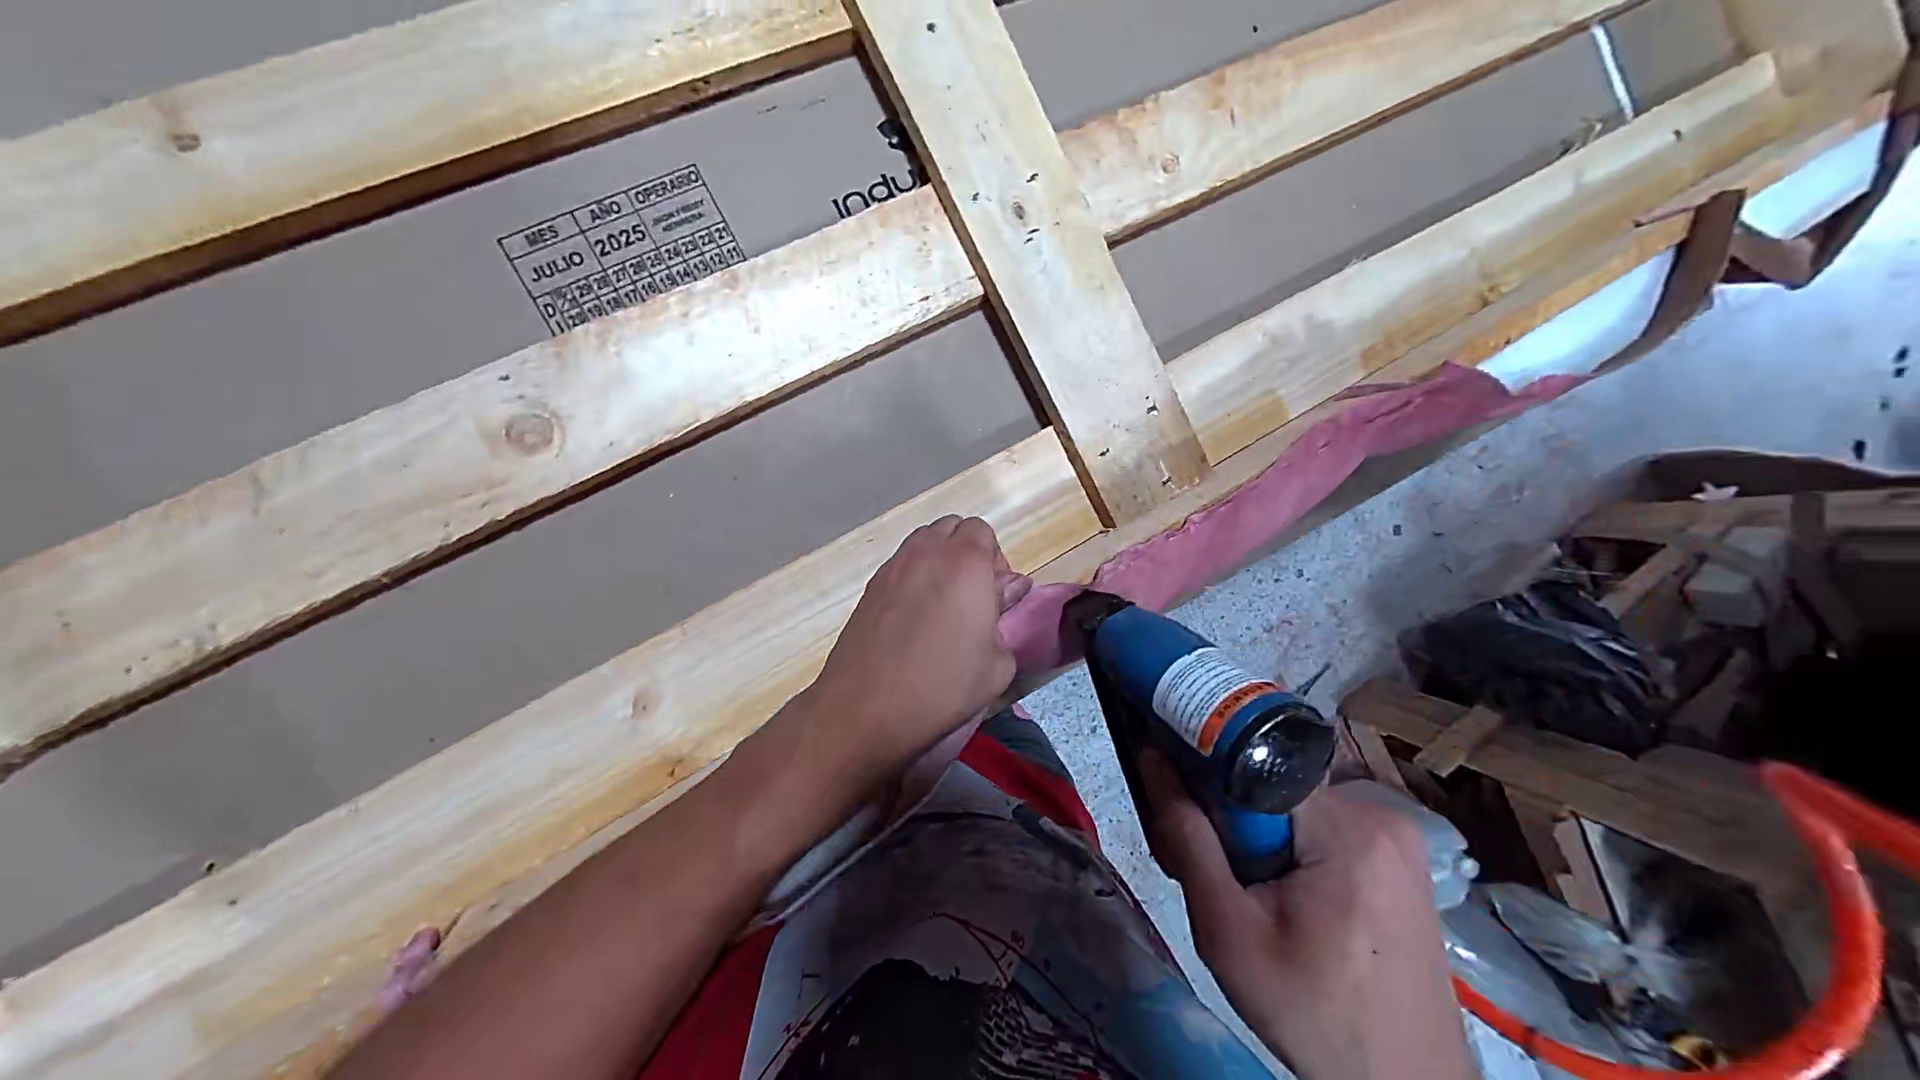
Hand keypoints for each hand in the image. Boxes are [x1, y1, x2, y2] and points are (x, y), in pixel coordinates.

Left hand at [801, 515, 1031, 783]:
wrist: (866, 708)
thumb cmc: (943, 687)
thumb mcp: (997, 663)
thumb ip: (1006, 614)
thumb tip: (1009, 588)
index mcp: (966, 561)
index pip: (983, 531)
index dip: (994, 560)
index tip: (995, 597)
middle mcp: (926, 552)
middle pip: (952, 528)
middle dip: (967, 553)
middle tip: (972, 598)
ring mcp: (892, 567)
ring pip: (923, 543)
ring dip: (939, 561)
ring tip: (943, 606)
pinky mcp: (869, 587)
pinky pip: (900, 565)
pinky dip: (914, 578)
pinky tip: (914, 619)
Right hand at [1141, 755, 1476, 1079]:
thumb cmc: (1315, 1014)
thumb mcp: (1229, 933)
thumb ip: (1188, 841)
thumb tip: (1153, 760)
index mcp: (1349, 828)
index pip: (1254, 761)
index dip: (1207, 775)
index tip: (1180, 804)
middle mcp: (1382, 813)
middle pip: (1272, 781)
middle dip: (1230, 815)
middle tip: (1213, 869)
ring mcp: (1397, 833)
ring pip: (1292, 802)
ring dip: (1257, 832)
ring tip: (1245, 889)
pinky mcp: (1398, 854)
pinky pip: (1322, 824)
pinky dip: (1290, 846)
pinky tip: (1280, 893)